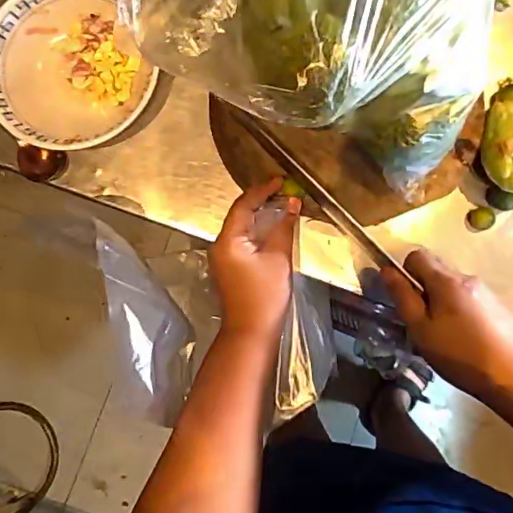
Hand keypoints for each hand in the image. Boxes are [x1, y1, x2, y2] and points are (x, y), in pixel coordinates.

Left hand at [210, 177, 299, 337]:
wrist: (251, 331)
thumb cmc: (265, 294)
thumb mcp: (278, 257)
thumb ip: (284, 227)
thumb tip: (292, 203)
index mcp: (228, 240)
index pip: (243, 206)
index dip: (262, 190)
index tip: (280, 181)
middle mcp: (220, 246)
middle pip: (240, 215)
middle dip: (261, 201)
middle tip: (283, 191)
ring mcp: (223, 258)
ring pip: (241, 228)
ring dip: (261, 215)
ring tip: (282, 205)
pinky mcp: (230, 267)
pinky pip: (243, 240)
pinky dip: (258, 230)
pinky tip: (274, 227)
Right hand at [382, 250, 512, 397]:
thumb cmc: (463, 355)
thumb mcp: (423, 331)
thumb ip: (404, 298)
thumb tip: (386, 270)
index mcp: (446, 279)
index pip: (417, 255)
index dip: (403, 271)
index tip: (400, 297)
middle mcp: (466, 277)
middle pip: (435, 270)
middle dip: (421, 289)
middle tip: (418, 323)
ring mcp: (484, 291)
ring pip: (451, 287)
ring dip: (439, 303)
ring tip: (439, 337)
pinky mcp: (495, 306)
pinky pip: (466, 299)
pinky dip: (456, 312)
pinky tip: (461, 340)